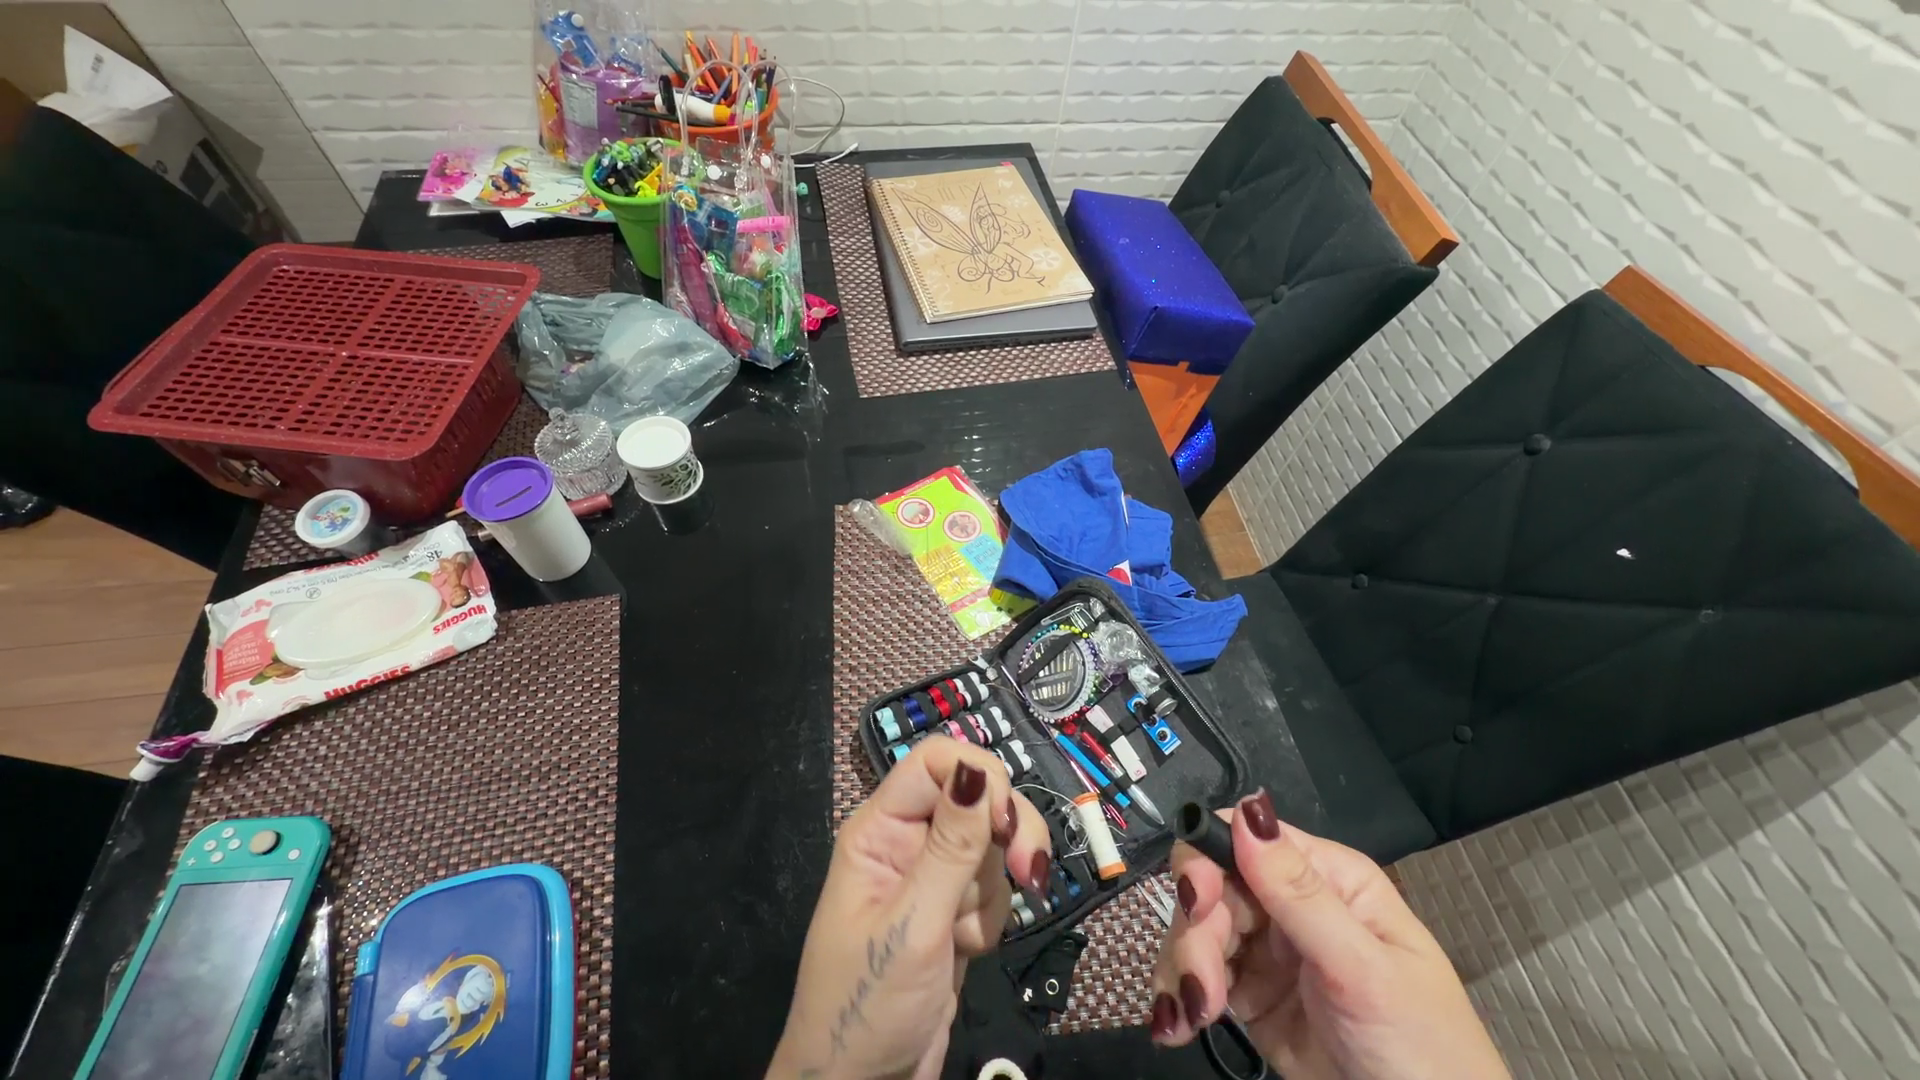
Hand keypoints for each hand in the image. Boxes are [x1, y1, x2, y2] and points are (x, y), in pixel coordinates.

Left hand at [767, 738, 1051, 1079]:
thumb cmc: (868, 1004)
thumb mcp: (914, 924)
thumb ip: (952, 846)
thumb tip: (976, 767)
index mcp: (879, 829)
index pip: (935, 761)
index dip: (980, 777)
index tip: (1006, 824)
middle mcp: (905, 842)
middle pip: (977, 798)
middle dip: (1005, 837)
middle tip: (1030, 876)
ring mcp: (931, 878)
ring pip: (992, 847)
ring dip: (992, 893)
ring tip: (962, 938)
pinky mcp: (952, 911)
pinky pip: (992, 889)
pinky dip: (990, 919)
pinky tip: (964, 951)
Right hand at [1150, 791, 1510, 1079]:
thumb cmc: (1421, 1046)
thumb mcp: (1363, 970)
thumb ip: (1299, 894)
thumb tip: (1249, 807)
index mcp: (1326, 878)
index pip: (1246, 839)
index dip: (1207, 860)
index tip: (1194, 903)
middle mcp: (1289, 903)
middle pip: (1211, 888)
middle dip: (1195, 934)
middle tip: (1198, 992)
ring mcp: (1267, 949)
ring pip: (1196, 930)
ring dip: (1183, 970)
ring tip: (1192, 1021)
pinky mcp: (1249, 994)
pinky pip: (1198, 975)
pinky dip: (1179, 997)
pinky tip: (1177, 1027)